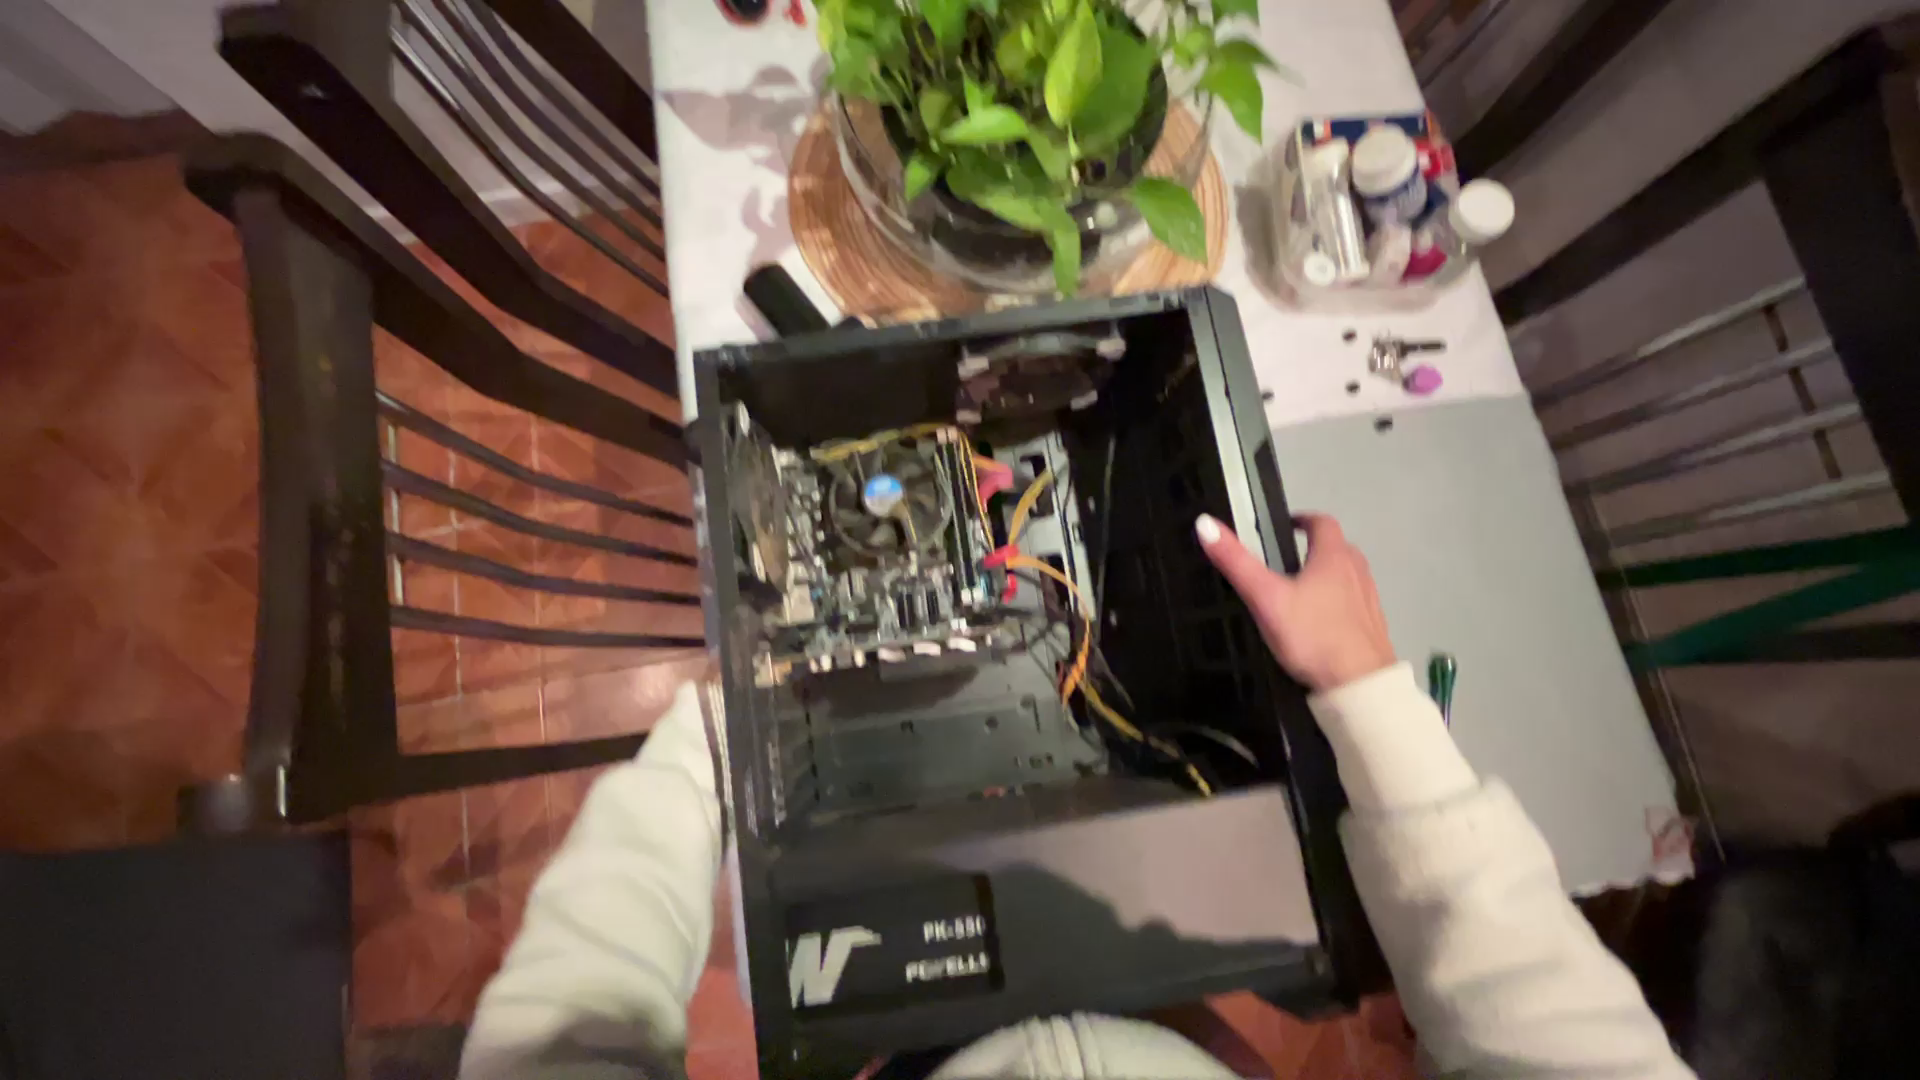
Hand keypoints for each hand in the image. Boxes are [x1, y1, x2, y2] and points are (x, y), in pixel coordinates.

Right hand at [1196, 512, 1394, 693]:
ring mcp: (1369, 600)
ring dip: (1327, 573)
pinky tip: (1318, 622)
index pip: (1322, 523)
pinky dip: (1337, 600)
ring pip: (1348, 575)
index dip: (1302, 519)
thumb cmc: (1311, 636)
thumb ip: (1235, 562)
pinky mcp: (1373, 626)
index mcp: (1333, 558)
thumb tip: (1205, 524)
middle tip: (1286, 558)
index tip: (1285, 525)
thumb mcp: (1265, 598)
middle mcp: (1356, 572)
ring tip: (1299, 589)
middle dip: (1313, 547)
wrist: (1359, 686)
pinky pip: (1353, 602)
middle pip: (1337, 548)